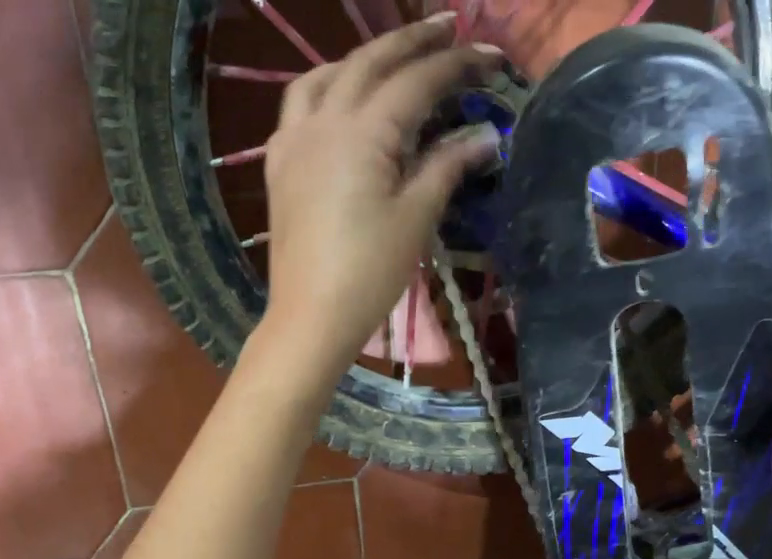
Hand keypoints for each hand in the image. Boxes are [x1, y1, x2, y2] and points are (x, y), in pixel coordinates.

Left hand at [259, 12, 502, 367]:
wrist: (311, 317)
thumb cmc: (369, 272)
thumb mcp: (416, 218)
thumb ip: (447, 168)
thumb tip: (485, 137)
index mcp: (361, 133)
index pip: (416, 82)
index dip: (456, 65)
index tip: (492, 57)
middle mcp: (322, 122)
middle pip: (368, 63)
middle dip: (410, 42)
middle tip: (446, 27)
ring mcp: (294, 142)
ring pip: (324, 77)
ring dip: (360, 59)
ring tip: (389, 61)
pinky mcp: (279, 167)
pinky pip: (298, 108)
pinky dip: (323, 90)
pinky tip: (338, 104)